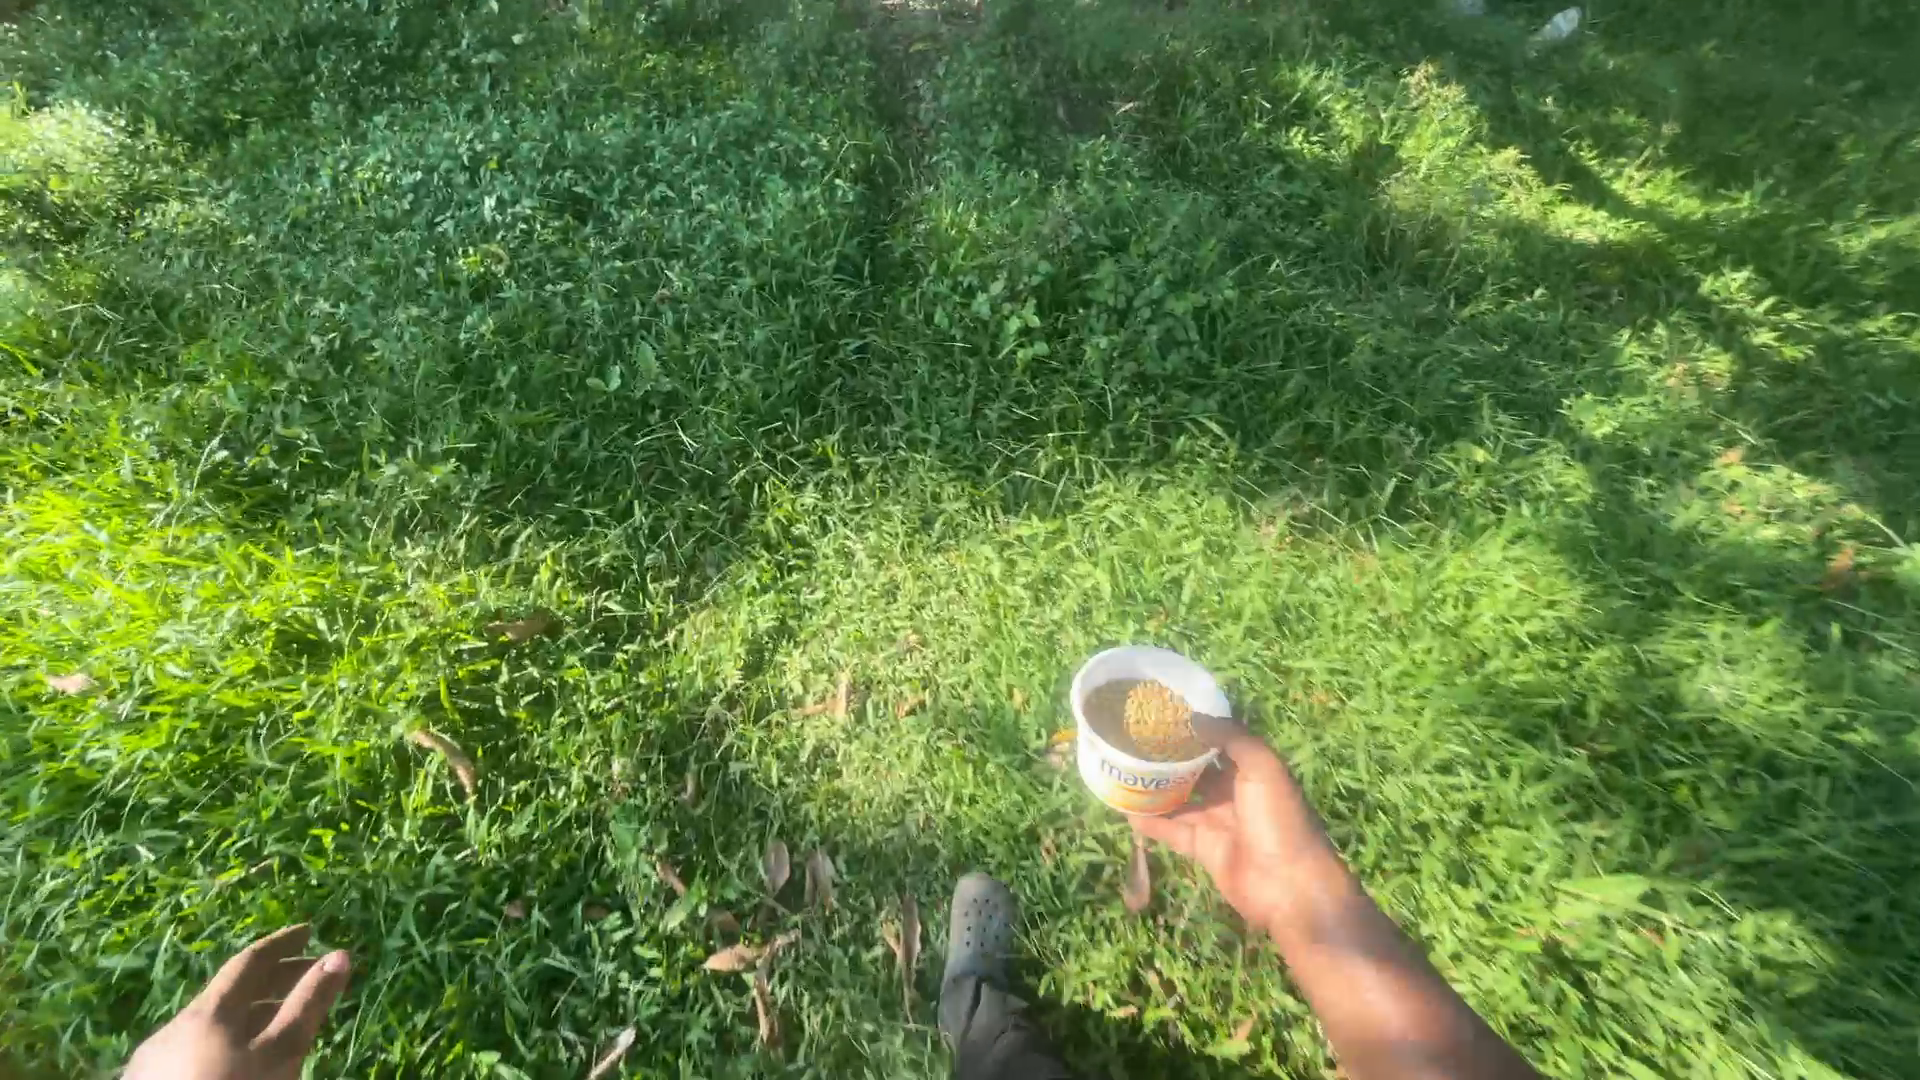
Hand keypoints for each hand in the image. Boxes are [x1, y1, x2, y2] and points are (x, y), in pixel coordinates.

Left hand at [125, 925, 350, 1079]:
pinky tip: (245, 1054)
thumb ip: (309, 1001)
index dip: (282, 943)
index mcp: (206, 1013)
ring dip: (254, 1011)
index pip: (248, 962)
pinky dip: (230, 1036)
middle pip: (230, 992)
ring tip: (286, 1019)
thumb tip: (340, 955)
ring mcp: (150, 1064)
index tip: (310, 931)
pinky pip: (195, 1047)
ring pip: (213, 1022)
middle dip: (276, 979)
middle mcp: (172, 1030)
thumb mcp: (282, 1050)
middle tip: (312, 977)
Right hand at [1129, 732, 1339, 931]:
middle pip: (1194, 771)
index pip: (1217, 744)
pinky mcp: (1202, 848)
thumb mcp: (1264, 768)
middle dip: (1169, 758)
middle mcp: (1232, 793)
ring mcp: (1216, 821)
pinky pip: (1171, 830)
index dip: (1194, 730)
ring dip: (1155, 788)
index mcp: (1251, 771)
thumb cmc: (1279, 819)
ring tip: (1123, 770)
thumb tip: (1195, 717)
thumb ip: (1232, 738)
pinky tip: (1126, 809)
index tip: (1163, 714)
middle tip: (1134, 740)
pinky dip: (1150, 822)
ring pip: (1179, 799)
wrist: (1289, 887)